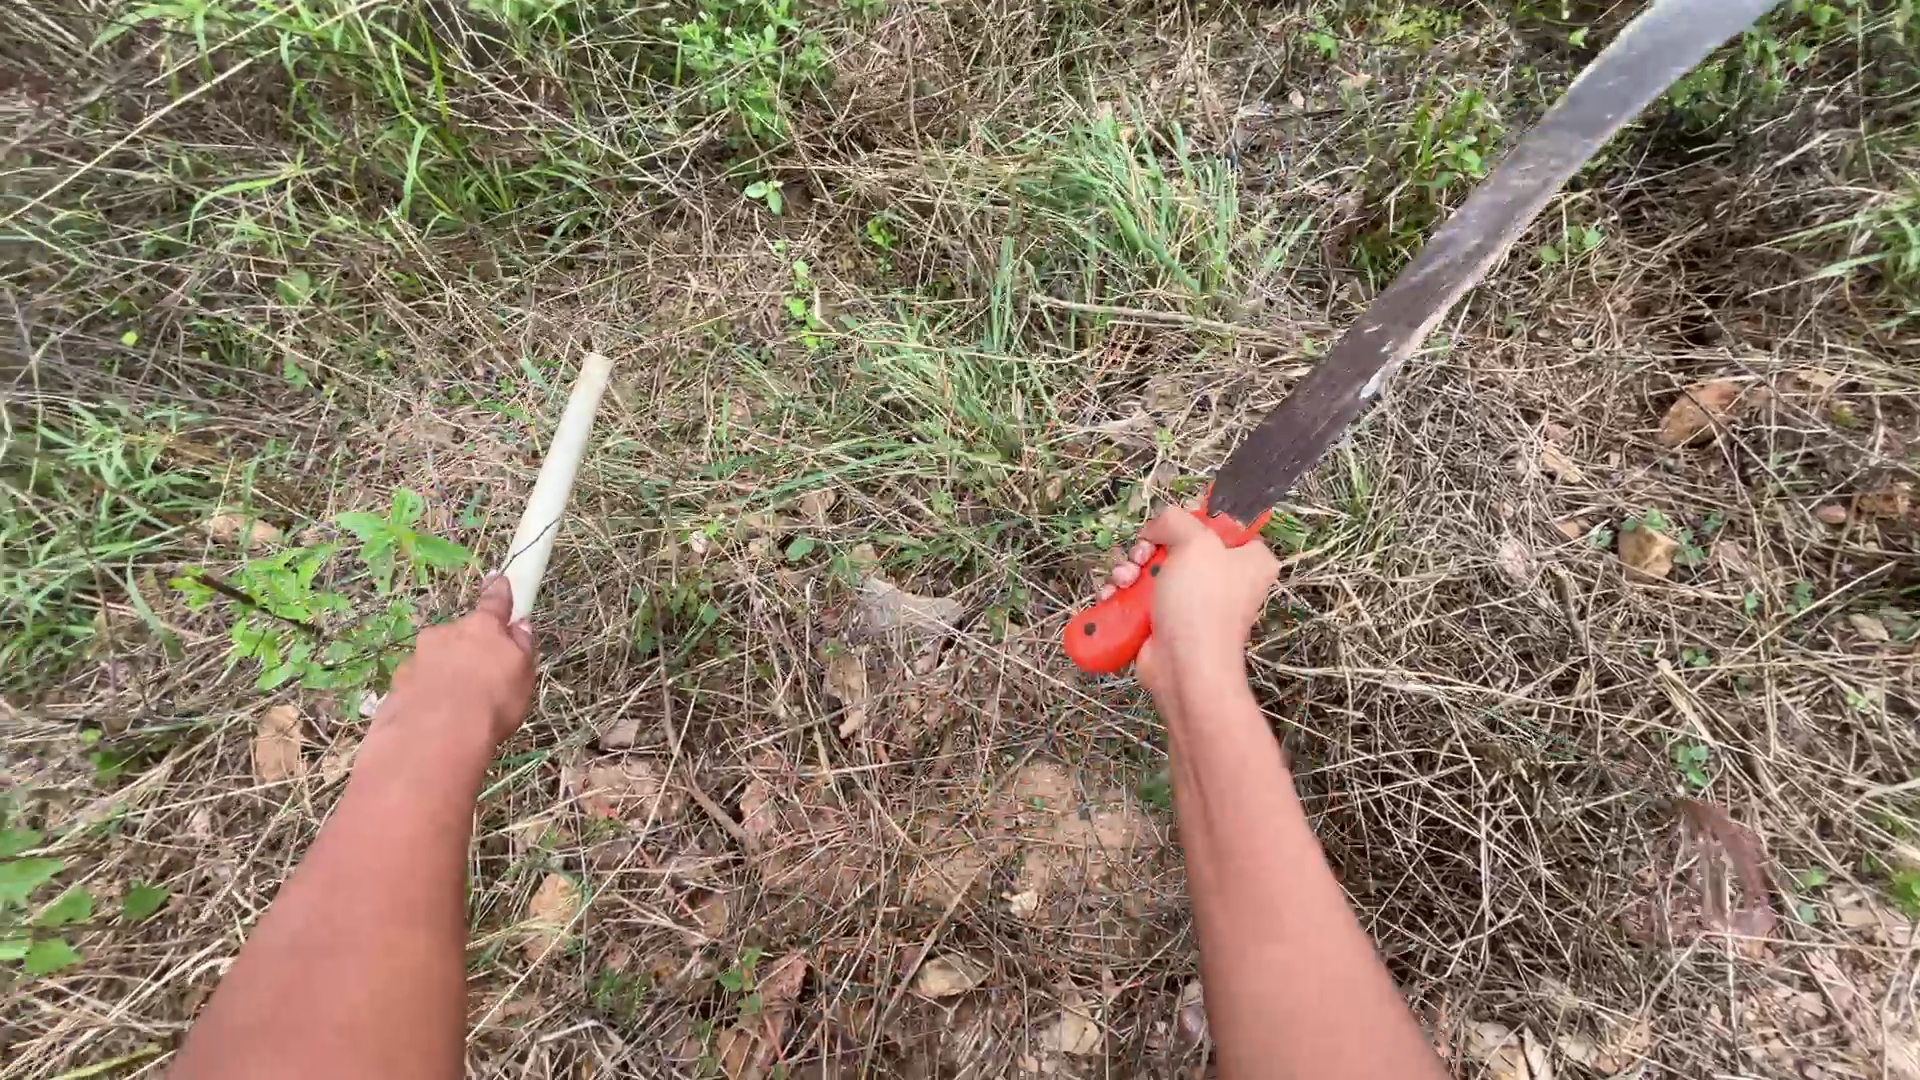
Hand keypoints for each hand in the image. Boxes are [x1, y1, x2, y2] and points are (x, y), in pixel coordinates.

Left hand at [377, 577, 535, 747]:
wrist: (432, 740)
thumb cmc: (491, 702)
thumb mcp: (523, 675)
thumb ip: (521, 649)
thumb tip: (519, 628)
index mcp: (481, 627)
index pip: (494, 601)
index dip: (498, 590)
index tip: (497, 577)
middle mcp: (445, 635)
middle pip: (461, 634)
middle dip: (471, 646)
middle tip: (486, 674)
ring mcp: (416, 660)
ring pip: (438, 659)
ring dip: (449, 671)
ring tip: (462, 704)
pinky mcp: (395, 687)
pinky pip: (420, 683)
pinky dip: (430, 692)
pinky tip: (440, 716)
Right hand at [1100, 506, 1278, 702]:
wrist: (1184, 667)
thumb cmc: (1201, 603)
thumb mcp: (1195, 542)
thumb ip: (1176, 519)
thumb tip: (1157, 530)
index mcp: (1248, 558)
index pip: (1221, 523)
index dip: (1191, 519)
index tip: (1170, 526)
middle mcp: (1224, 578)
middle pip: (1177, 544)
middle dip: (1148, 548)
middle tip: (1142, 557)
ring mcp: (1193, 601)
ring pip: (1151, 568)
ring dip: (1128, 570)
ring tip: (1124, 581)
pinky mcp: (1166, 619)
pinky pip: (1139, 595)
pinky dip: (1123, 593)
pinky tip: (1113, 596)